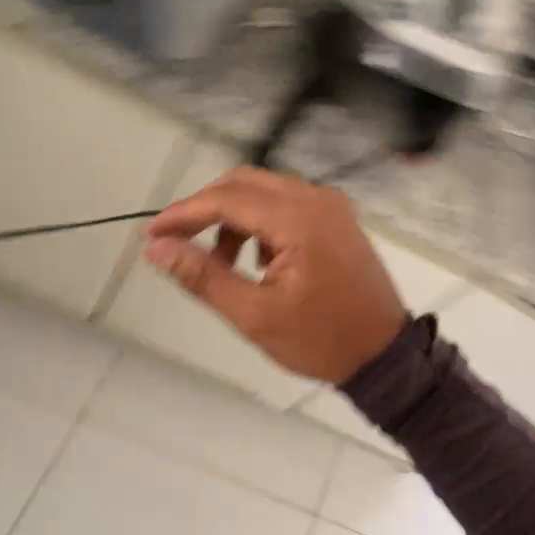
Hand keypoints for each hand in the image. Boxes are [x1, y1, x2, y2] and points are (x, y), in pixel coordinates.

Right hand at [144, 166, 409, 383]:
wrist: (384, 352)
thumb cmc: (321, 340)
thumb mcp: (254, 315)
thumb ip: (203, 276)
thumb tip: (157, 248)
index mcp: (299, 219)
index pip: (227, 198)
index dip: (183, 213)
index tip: (151, 235)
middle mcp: (318, 199)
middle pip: (245, 183)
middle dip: (205, 209)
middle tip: (177, 246)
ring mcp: (332, 206)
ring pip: (265, 191)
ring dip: (234, 218)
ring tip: (224, 267)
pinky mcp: (338, 218)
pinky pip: (288, 204)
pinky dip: (262, 223)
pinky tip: (258, 263)